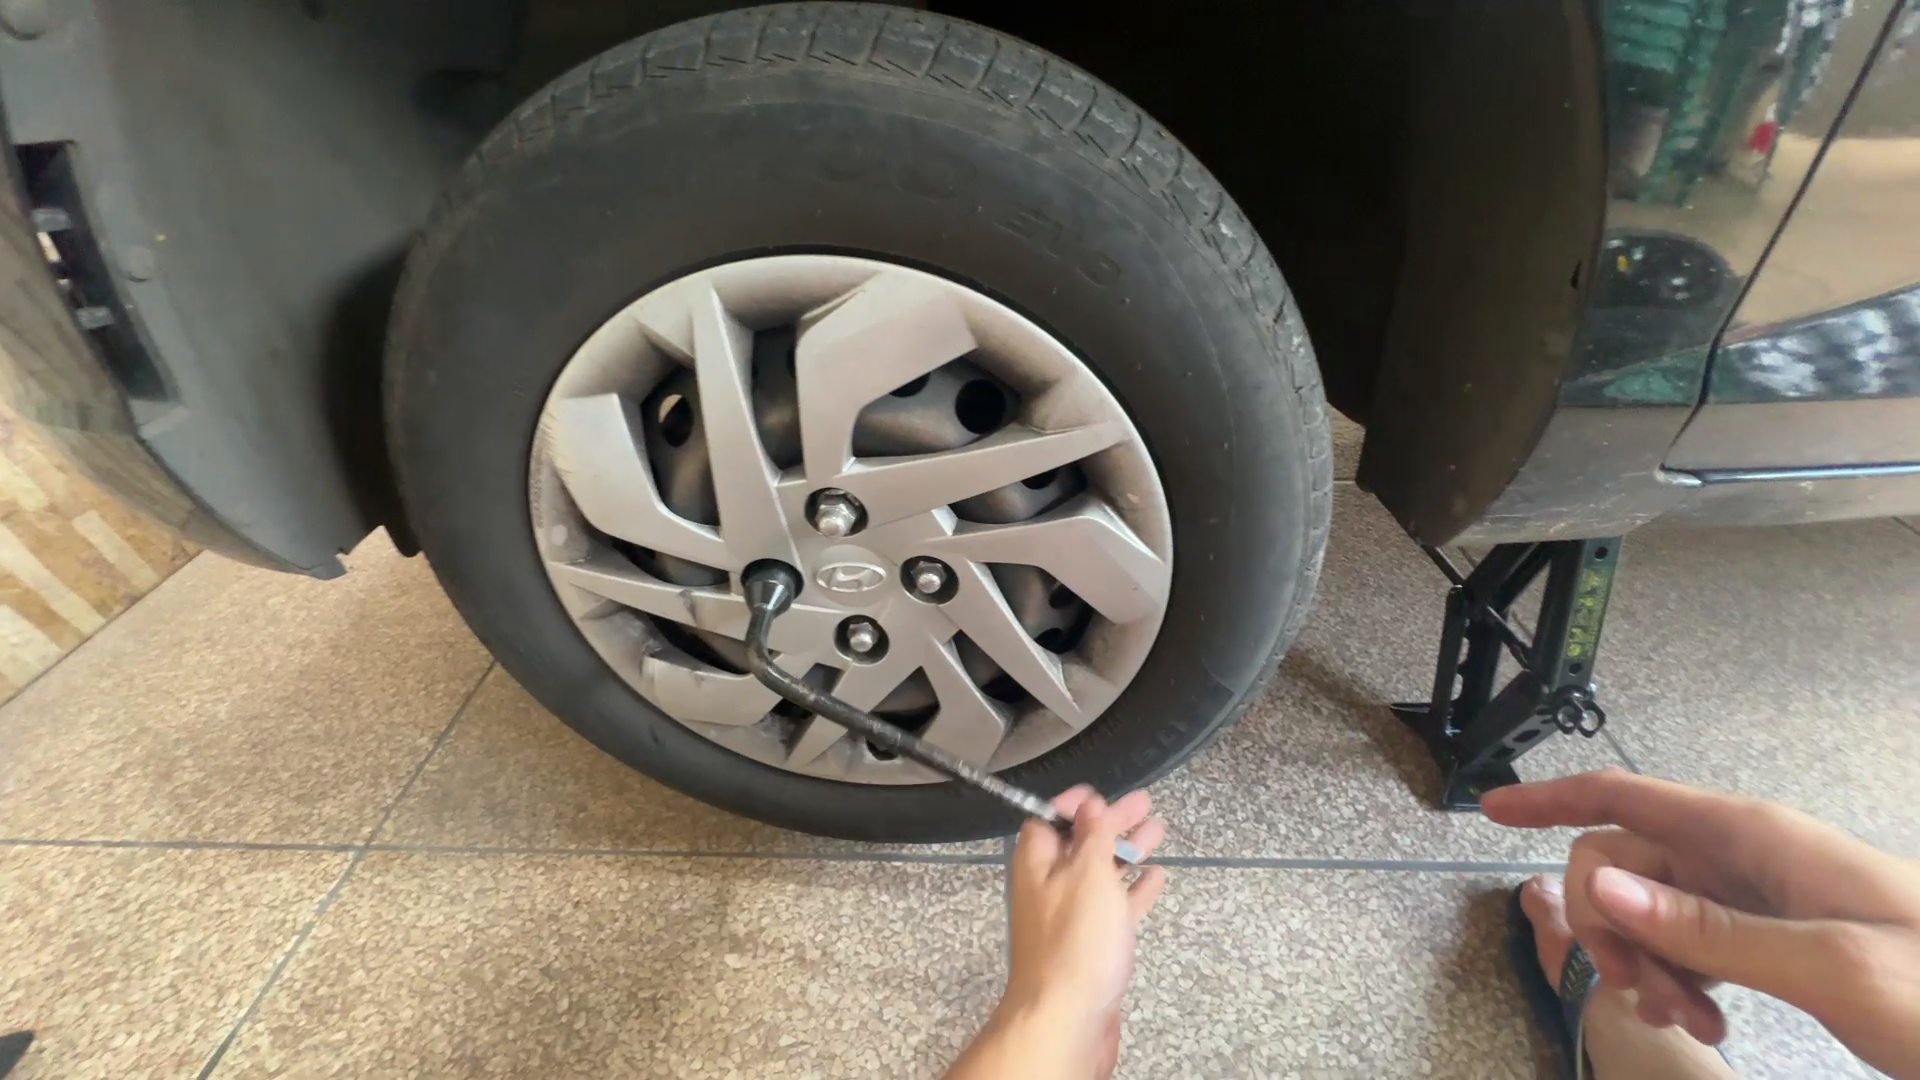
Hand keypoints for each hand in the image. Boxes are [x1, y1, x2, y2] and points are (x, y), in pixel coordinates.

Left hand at [998, 786, 1166, 1078]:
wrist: (1067, 1019)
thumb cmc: (1074, 941)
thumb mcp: (1086, 872)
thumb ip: (1091, 835)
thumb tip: (1090, 803)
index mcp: (1038, 861)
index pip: (1049, 817)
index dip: (1075, 802)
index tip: (1101, 792)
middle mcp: (1050, 884)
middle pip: (1081, 841)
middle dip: (1112, 822)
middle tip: (1143, 804)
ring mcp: (1070, 915)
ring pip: (1101, 871)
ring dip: (1128, 850)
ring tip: (1158, 830)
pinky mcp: (1091, 943)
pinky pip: (1114, 905)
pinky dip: (1134, 889)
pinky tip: (1155, 877)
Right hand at [1483, 769, 1919, 1075]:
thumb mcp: (1839, 968)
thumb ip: (1708, 927)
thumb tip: (1595, 883)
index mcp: (1746, 835)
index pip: (1618, 795)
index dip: (1546, 796)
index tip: (1489, 810)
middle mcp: (1738, 855)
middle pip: (1622, 862)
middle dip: (1610, 922)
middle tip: (1631, 986)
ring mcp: (1752, 895)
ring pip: (1647, 906)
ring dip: (1643, 959)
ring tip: (1681, 1016)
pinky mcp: (1768, 935)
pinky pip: (1684, 940)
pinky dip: (1673, 976)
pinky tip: (1699, 1017)